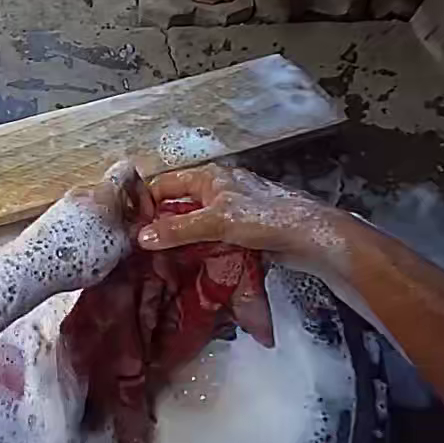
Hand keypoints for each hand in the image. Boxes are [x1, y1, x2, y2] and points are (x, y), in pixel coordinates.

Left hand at [14, 158, 139, 295]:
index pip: (127, 170)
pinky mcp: (52, 219)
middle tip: (131, 236)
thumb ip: (135, 233)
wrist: (33, 267)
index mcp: (104, 192)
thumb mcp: (120, 247)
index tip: (145, 210)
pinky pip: (78, 220)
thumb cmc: (77, 255)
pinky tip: (88, 254)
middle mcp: (84, 192)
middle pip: (112, 193)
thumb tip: (143, 227)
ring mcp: (66, 204)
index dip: (141, 188)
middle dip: (124, 213)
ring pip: (95, 209)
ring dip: (106, 224)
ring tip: (109, 250)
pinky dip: (88, 232)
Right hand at [136, 164, 356, 268]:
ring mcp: (229, 211)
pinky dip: (199, 250)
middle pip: (178, 206)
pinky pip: (210, 239)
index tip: (133, 228)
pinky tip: (190, 265)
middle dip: (162, 226)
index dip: (147, 203)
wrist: (310, 237)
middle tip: (145, 249)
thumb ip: (177, 230)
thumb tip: (141, 238)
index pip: (164, 185)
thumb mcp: (216, 222)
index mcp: (208, 177)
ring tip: (163, 261)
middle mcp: (216, 189)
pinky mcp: (240, 231)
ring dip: (181, 241)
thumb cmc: (264, 218)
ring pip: (194, 225)